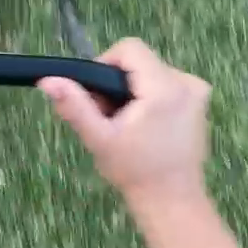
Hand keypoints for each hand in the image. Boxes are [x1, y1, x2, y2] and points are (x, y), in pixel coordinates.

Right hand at [39, 38, 211, 210]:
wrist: (170, 198)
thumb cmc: (133, 170)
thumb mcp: (98, 139)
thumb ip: (74, 106)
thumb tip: (47, 80)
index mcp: (164, 88)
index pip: (129, 49)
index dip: (105, 65)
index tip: (97, 97)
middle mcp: (187, 82)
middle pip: (139, 62)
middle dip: (117, 85)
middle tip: (109, 118)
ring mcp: (197, 91)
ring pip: (151, 73)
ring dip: (132, 92)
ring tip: (126, 125)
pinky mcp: (199, 101)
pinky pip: (165, 83)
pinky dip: (149, 98)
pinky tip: (144, 126)